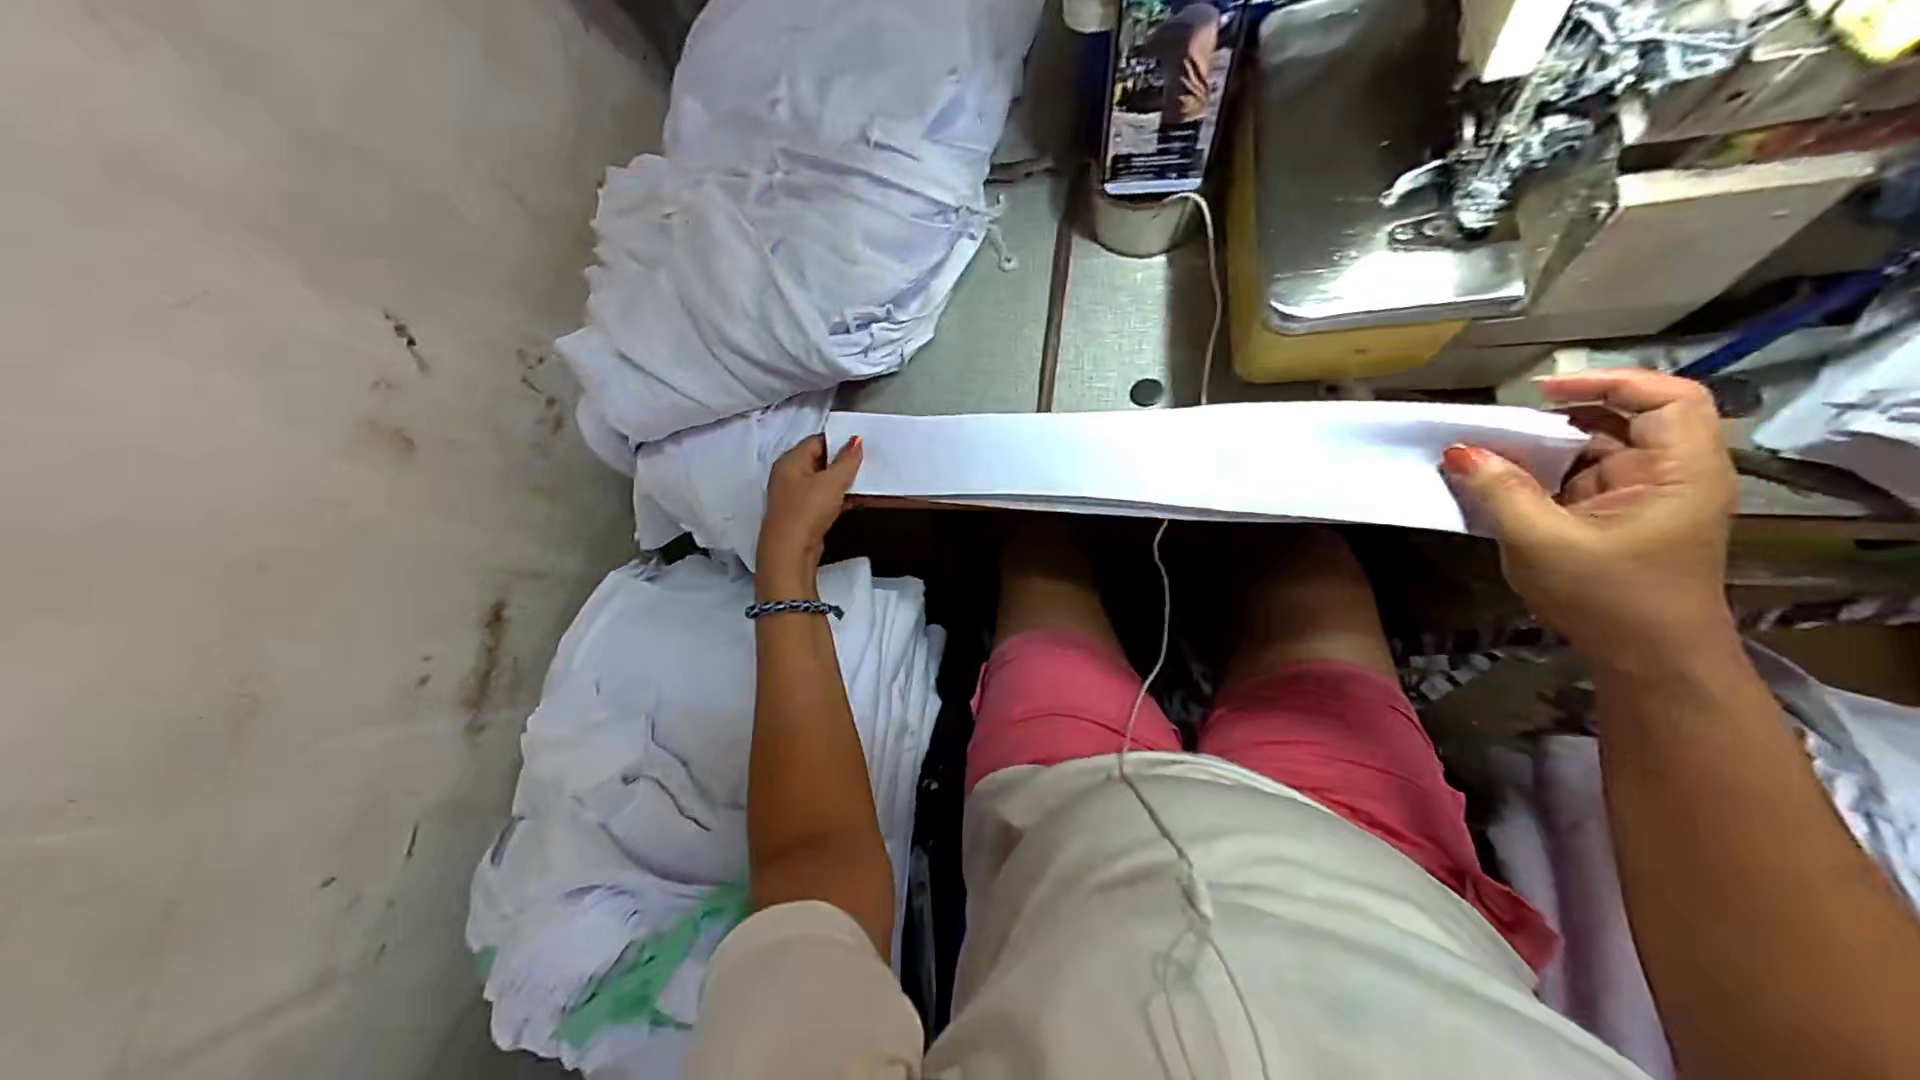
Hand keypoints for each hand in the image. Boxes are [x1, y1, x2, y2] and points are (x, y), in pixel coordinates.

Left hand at [756, 434, 862, 596]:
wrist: (790, 553)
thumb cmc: (806, 512)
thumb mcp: (832, 482)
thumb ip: (847, 460)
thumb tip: (856, 441)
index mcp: (790, 461)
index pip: (817, 441)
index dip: (839, 441)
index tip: (861, 444)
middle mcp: (789, 476)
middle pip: (820, 461)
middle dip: (843, 462)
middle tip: (866, 462)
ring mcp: (795, 497)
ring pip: (824, 482)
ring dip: (843, 482)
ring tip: (866, 481)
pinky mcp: (803, 515)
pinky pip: (824, 499)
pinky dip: (839, 498)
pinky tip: (856, 500)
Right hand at [1440, 369, 1736, 657]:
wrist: (1648, 661)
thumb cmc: (1608, 598)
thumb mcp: (1543, 541)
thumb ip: (1500, 491)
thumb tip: (1460, 451)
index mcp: (1680, 472)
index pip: (1667, 398)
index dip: (1609, 381)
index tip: (1542, 392)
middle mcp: (1672, 475)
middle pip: (1625, 420)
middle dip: (1560, 419)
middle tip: (1502, 428)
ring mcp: (1646, 498)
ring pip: (1597, 451)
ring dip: (1545, 450)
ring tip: (1493, 455)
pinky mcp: (1620, 519)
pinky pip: (1581, 480)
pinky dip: (1544, 476)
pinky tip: (1505, 484)